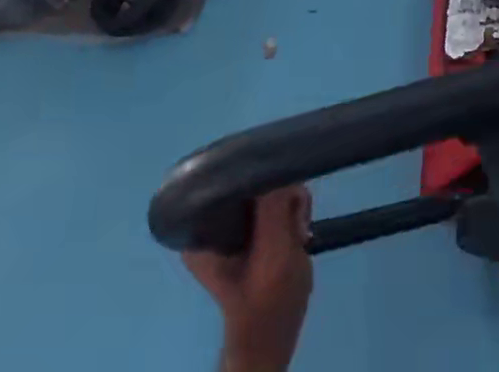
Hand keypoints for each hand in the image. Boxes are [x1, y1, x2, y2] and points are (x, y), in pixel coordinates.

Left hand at [183, 187, 313, 371]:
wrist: (275, 334)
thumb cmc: (268, 300)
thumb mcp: (274, 253)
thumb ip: (275, 208)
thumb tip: (279, 164)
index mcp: (201, 227)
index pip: (229, 177)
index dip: (263, 178)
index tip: (285, 199)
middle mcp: (211, 220)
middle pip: (254, 181)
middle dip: (284, 198)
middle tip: (295, 228)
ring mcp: (232, 224)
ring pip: (270, 189)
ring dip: (292, 207)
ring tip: (297, 235)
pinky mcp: (251, 228)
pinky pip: (276, 201)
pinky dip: (293, 213)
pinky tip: (297, 234)